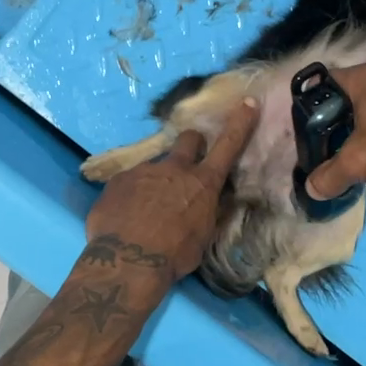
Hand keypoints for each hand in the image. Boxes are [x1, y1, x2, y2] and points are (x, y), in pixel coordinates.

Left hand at [83, 99, 259, 280]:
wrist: (126, 262)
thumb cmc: (173, 256)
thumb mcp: (203, 237)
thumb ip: (209, 212)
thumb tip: (216, 201)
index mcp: (203, 183)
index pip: (228, 145)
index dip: (239, 123)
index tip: (247, 103)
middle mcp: (174, 168)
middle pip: (188, 139)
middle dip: (191, 146)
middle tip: (187, 165)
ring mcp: (144, 170)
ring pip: (156, 165)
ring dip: (156, 180)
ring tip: (146, 209)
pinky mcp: (118, 180)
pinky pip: (129, 181)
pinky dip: (131, 194)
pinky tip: (126, 215)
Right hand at [305, 64, 365, 199]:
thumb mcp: (360, 163)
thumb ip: (330, 176)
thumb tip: (311, 189)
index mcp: (363, 76)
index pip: (321, 82)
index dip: (308, 107)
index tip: (307, 133)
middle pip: (348, 93)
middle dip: (336, 120)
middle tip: (330, 147)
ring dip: (363, 125)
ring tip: (359, 152)